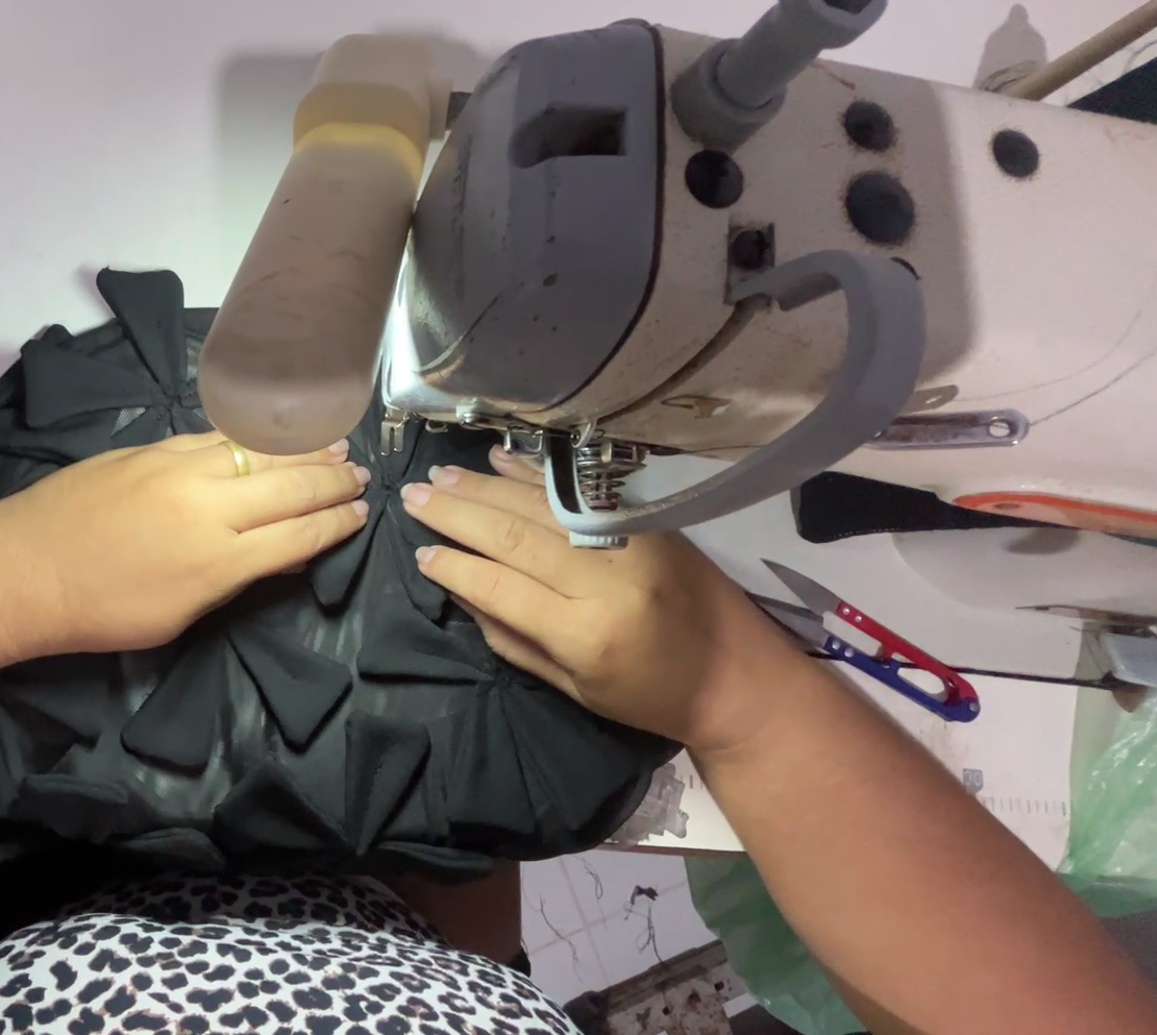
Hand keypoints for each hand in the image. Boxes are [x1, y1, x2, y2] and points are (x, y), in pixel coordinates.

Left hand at [0, 431, 369, 658]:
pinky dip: (255, 437)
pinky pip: (219, 437)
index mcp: (220, 560)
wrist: (22, 569)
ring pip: (260, 452)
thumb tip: (283, 554)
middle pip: (291, 486)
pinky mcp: (153, 447)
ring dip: (304, 449)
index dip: (337, 524)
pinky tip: (274, 433)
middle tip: (361, 475)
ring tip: (335, 444)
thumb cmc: (100, 612)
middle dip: (334, 481)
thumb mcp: (180, 616)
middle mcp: (210, 506)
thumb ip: (237, 580)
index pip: (299, 535)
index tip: (362, 513)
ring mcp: (180, 468)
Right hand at [399, 448, 803, 756]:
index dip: (455, 569)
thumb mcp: (573, 687)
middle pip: (513, 536)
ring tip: (440, 478)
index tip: (420, 552)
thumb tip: (462, 591)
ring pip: (539, 506)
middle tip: (413, 496)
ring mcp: (629, 543)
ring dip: (483, 488)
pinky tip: (496, 460)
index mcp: (585, 634)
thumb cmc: (648, 696)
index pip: (500, 588)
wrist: (742, 677)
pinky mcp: (646, 522)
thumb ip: (512, 639)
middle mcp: (605, 581)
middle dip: (456, 514)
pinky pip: (577, 492)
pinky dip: (532, 474)